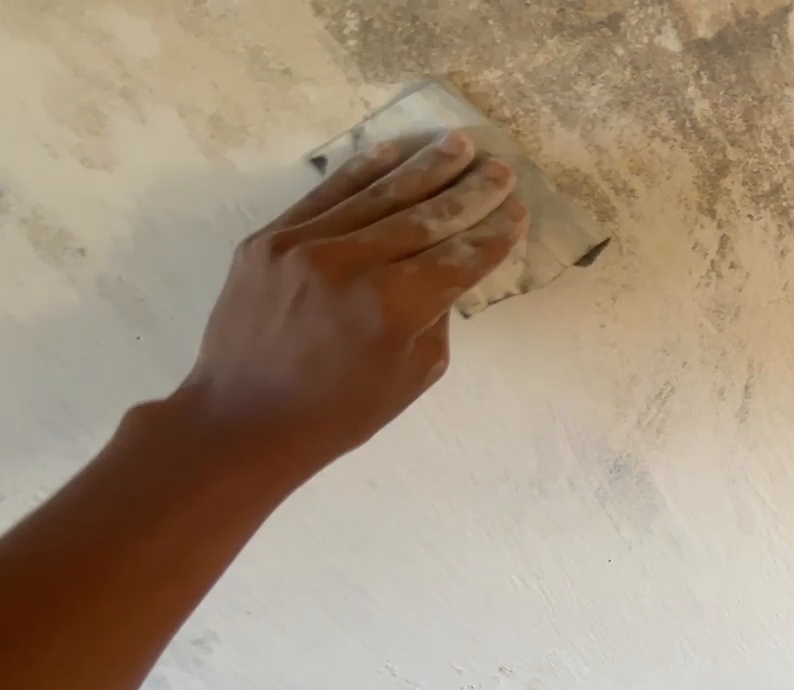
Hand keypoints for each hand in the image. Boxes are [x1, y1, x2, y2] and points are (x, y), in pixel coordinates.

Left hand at [177, 130, 526, 474]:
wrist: (250, 414)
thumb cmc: (350, 408)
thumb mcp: (418, 370)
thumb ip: (435, 314)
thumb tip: (443, 274)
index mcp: (395, 305)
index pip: (458, 259)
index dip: (493, 236)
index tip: (517, 212)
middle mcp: (350, 264)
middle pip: (424, 217)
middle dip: (469, 193)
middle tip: (500, 169)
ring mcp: (303, 246)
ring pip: (376, 196)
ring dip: (423, 169)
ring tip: (457, 146)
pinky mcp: (270, 240)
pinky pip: (325, 196)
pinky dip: (360, 171)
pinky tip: (391, 152)